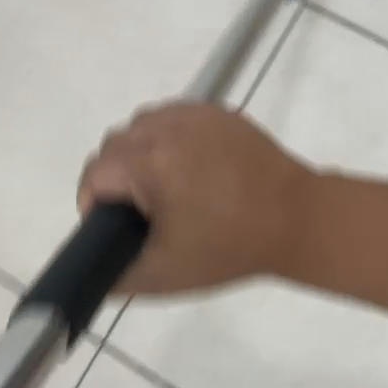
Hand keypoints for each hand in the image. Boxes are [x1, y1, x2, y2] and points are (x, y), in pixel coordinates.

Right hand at [78, 102, 314, 294]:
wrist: (295, 217)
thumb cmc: (228, 245)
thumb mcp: (161, 274)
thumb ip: (112, 274)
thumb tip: (92, 266)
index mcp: (153, 161)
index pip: (96, 170)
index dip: (93, 203)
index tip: (114, 227)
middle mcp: (173, 127)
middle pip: (118, 141)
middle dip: (115, 175)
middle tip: (137, 210)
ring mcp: (202, 115)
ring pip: (147, 122)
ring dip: (141, 151)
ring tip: (161, 188)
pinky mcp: (224, 114)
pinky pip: (178, 115)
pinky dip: (171, 136)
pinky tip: (187, 168)